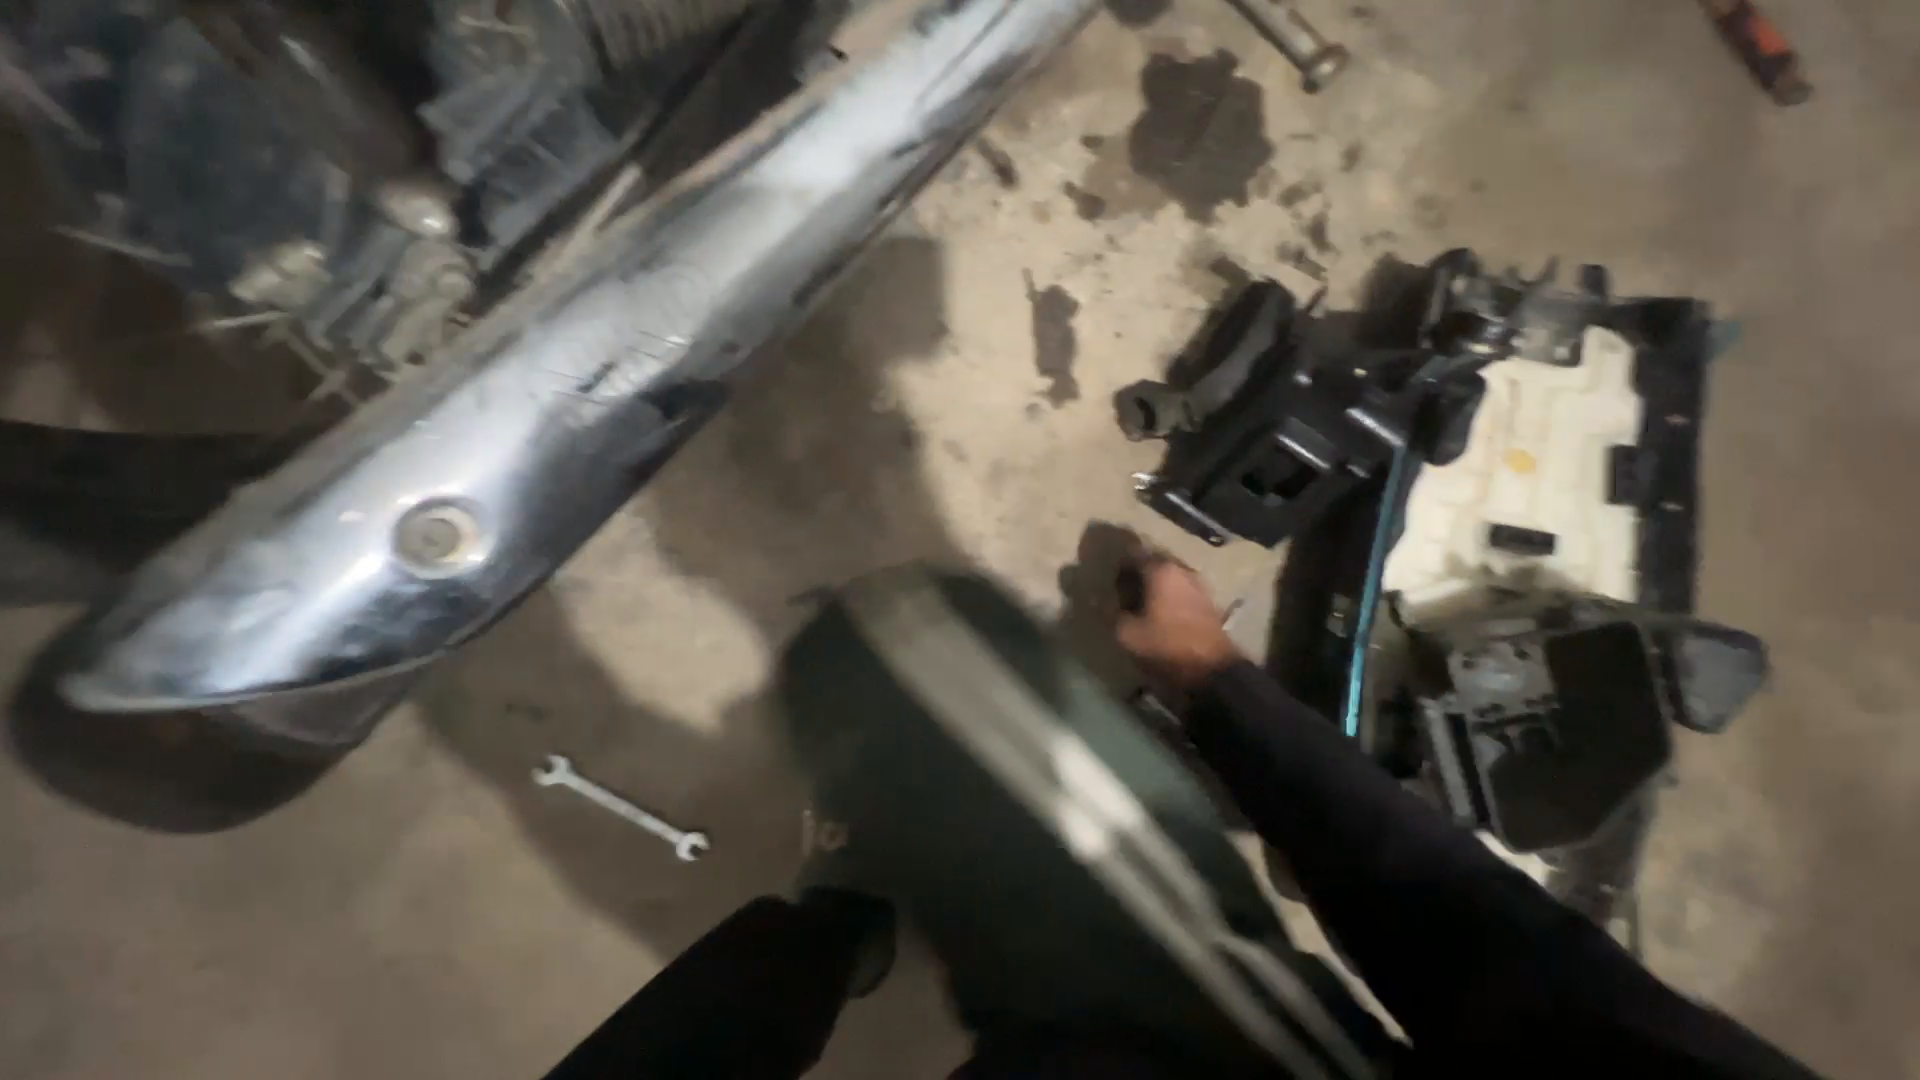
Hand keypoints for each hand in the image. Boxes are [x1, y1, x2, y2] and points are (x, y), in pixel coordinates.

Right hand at [1115, 557, 1241, 690]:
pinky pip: (1180, 589)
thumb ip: (1109, 612)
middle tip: (1121, 595)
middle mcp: (1181, 568)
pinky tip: (1159, 614)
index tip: (1108, 585)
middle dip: (1135, 576)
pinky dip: (1167, 596)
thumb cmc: (1166, 645)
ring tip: (1139, 606)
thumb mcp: (1127, 634)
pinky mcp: (1207, 600)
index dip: (1116, 569)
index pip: (1131, 555)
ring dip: (1152, 587)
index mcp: (1160, 569)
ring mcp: (1198, 583)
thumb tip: (1093, 597)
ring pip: (1167, 577)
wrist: (1212, 670)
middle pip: (1151, 563)